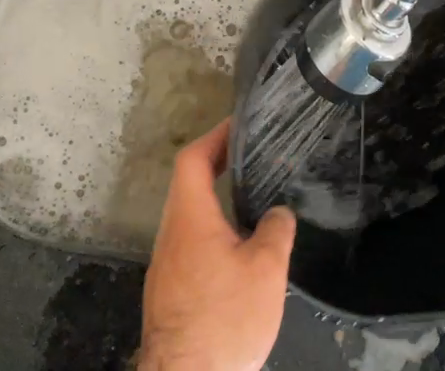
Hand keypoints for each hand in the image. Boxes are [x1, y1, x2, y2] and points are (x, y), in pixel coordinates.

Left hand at [140, 118, 297, 370]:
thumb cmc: (225, 318)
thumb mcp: (265, 270)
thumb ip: (275, 231)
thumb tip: (278, 213)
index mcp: (189, 219)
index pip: (192, 159)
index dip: (215, 137)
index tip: (238, 126)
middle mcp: (170, 236)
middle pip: (187, 186)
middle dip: (217, 167)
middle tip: (251, 159)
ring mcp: (166, 267)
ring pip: (189, 219)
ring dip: (216, 204)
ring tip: (251, 202)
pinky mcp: (170, 294)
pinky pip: (190, 247)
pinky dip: (213, 234)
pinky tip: (239, 251)